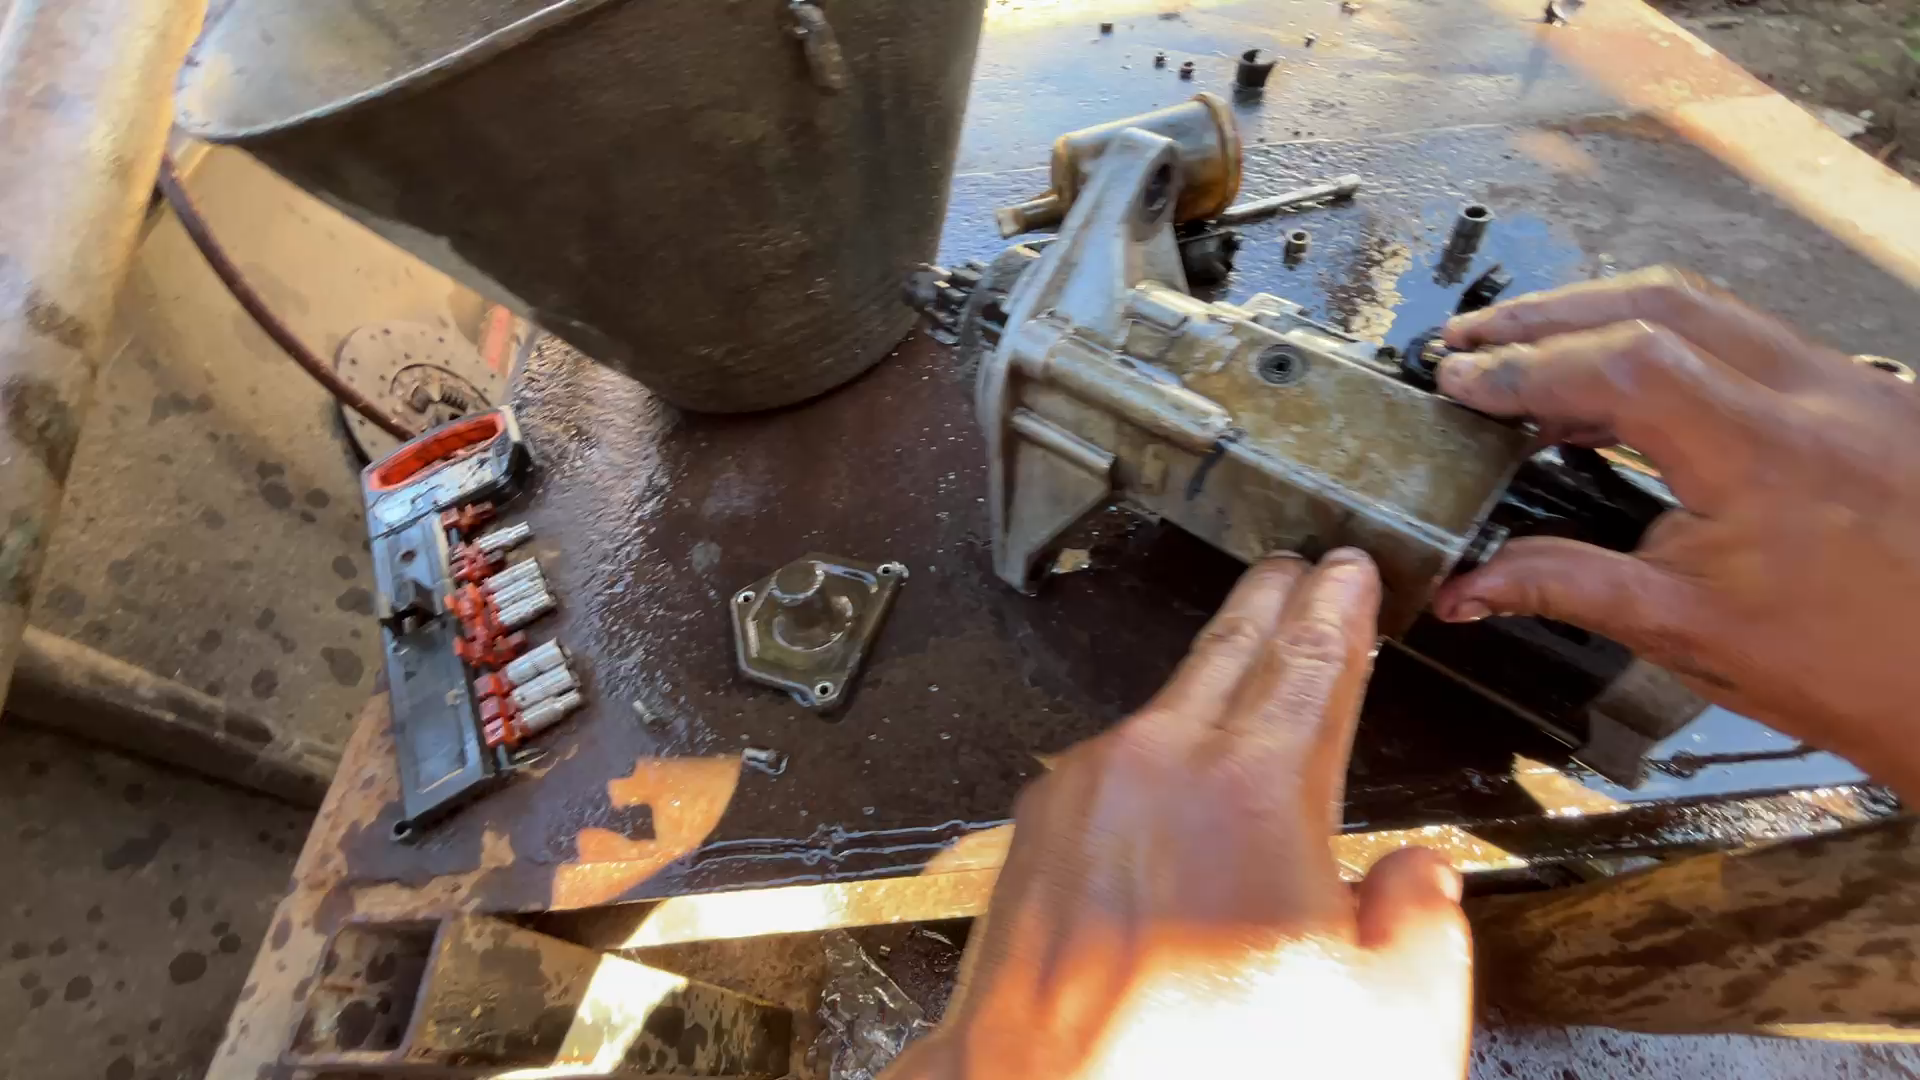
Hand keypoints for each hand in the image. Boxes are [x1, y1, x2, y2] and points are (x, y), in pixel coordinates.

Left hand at [887, 551, 1471, 1079]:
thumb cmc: (1213, 1076)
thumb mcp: (1382, 1028)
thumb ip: (1421, 927)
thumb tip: (1420, 869)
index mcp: (1250, 790)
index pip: (1310, 665)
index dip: (1337, 612)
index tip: (1348, 572)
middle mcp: (1158, 760)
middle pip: (1230, 651)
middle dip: (1272, 602)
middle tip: (1298, 569)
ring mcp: (1088, 778)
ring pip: (1169, 699)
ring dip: (1214, 669)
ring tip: (1249, 644)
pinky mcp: (1044, 810)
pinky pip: (1117, 755)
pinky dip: (1158, 743)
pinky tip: (1175, 764)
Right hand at [1431, 266, 1919, 799]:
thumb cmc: (1841, 663)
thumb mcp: (1680, 629)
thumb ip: (1557, 586)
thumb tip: (1455, 591)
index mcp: (1770, 456)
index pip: (1627, 368)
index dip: (1528, 366)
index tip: (1456, 380)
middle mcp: (1820, 395)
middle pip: (1664, 304)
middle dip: (1546, 314)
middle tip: (1466, 339)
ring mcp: (1849, 385)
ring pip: (1704, 306)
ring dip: (1591, 315)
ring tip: (1511, 346)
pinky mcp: (1854, 395)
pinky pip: (1733, 338)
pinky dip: (1642, 344)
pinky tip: (1591, 389)